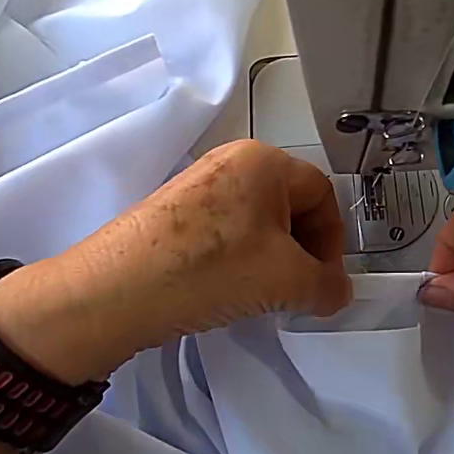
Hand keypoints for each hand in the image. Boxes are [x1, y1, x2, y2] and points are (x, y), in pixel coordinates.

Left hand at [0, 140, 353, 382]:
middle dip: (299, 253)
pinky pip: (222, 233)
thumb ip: (328, 287)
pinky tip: (223, 289)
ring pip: (254, 223)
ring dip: (268, 260)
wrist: (119, 290)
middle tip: (294, 292)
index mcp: (263, 159)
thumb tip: (334, 292)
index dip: (332, 244)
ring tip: (257, 294)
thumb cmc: (210, 269)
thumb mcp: (287, 280)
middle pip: (288, 207)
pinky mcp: (172, 213)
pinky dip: (235, 260)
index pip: (322, 195)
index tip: (323, 283)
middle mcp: (228, 161)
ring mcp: (195, 186)